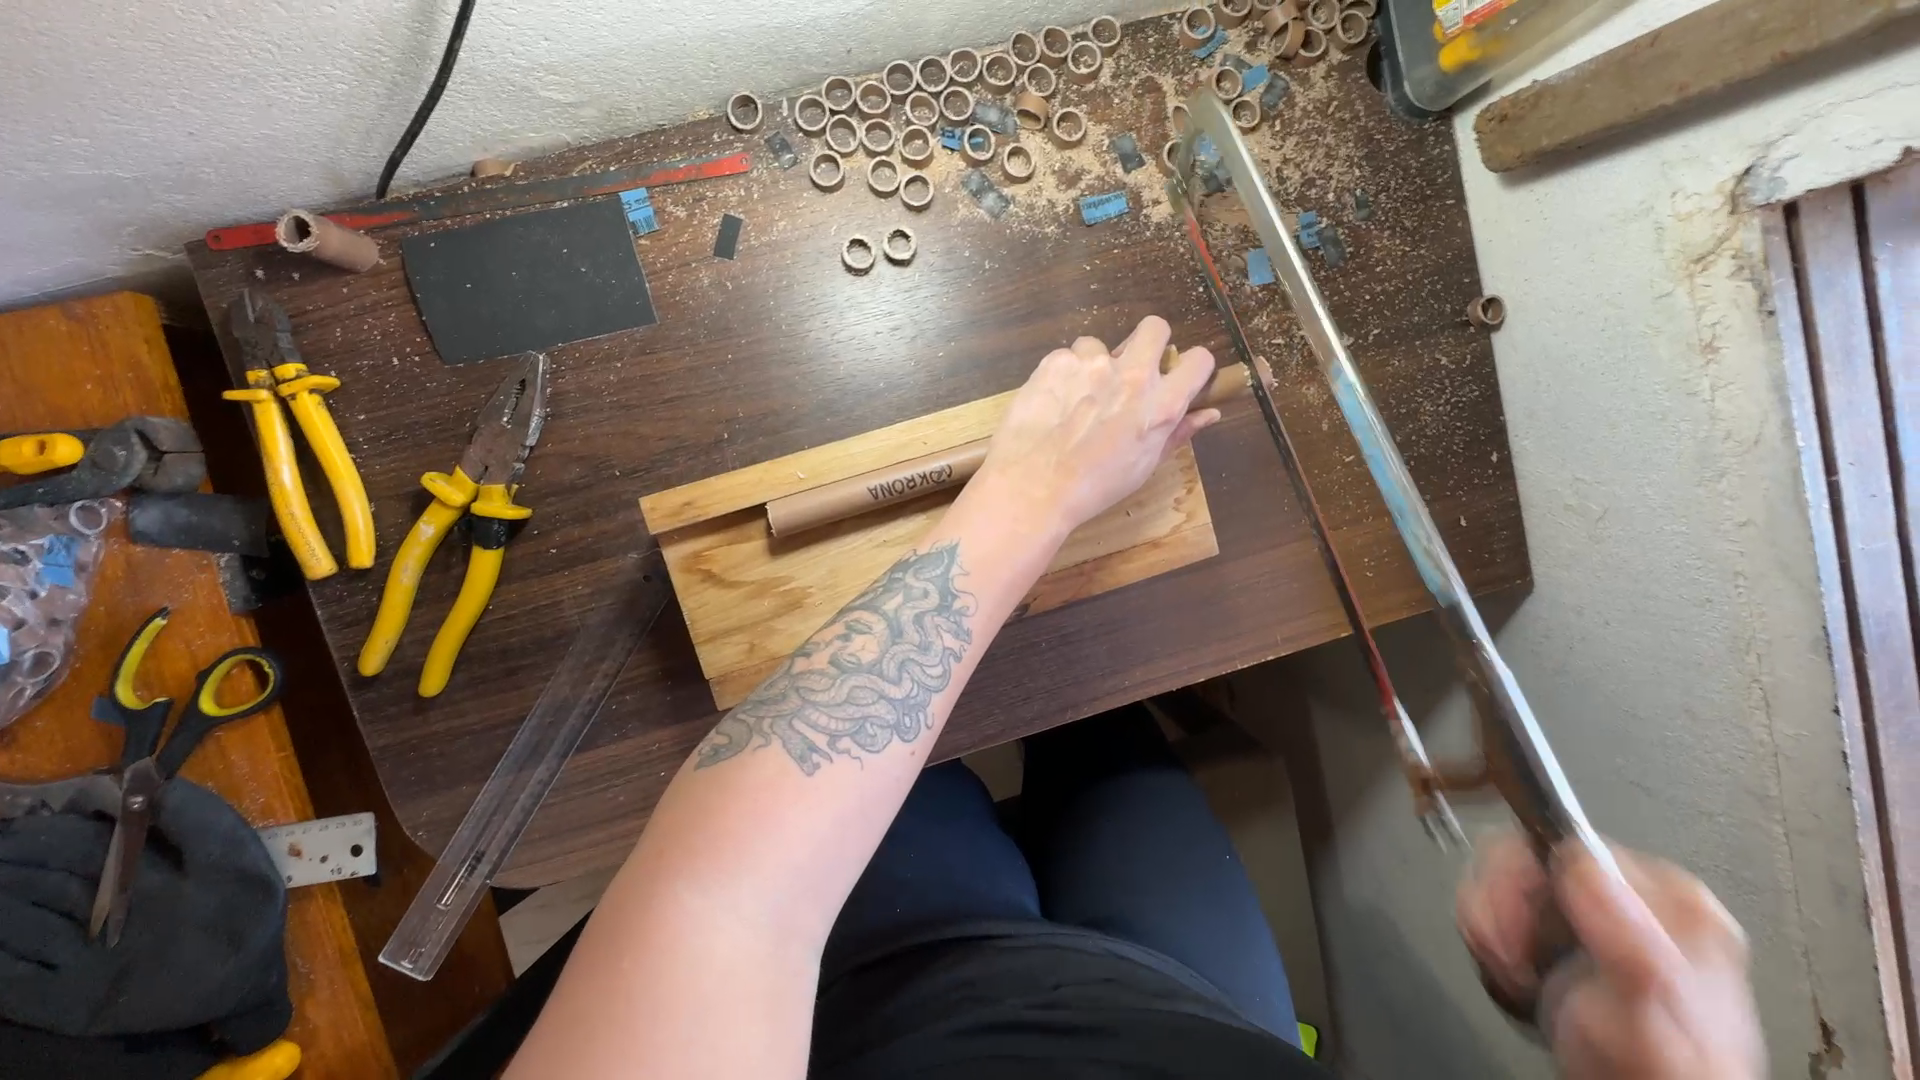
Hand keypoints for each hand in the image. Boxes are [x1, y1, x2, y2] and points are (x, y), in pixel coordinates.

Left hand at [971, 315, 1218, 540]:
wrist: (1034, 487)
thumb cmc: (1093, 486)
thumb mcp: (1143, 465)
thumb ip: (1177, 433)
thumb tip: (1208, 414)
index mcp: (1161, 404)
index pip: (1199, 360)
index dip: (1190, 365)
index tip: (1178, 375)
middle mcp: (1132, 375)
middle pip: (1154, 328)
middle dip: (1148, 342)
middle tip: (1131, 369)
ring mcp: (1092, 364)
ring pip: (1099, 344)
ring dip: (1093, 365)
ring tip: (1076, 398)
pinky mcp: (1056, 362)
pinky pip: (1065, 358)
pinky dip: (1061, 376)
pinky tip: (1052, 403)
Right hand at [1457, 831, 1763, 1079]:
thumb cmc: (1653, 1067)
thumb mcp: (1647, 1005)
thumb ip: (1625, 936)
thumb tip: (1578, 859)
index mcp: (1668, 897)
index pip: (1563, 841)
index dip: (1520, 876)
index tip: (1508, 930)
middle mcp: (1630, 894)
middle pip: (1526, 853)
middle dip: (1495, 902)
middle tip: (1499, 954)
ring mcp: (1594, 912)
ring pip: (1501, 874)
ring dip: (1485, 920)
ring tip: (1505, 969)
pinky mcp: (1561, 932)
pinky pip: (1496, 900)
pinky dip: (1487, 933)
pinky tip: (1508, 970)